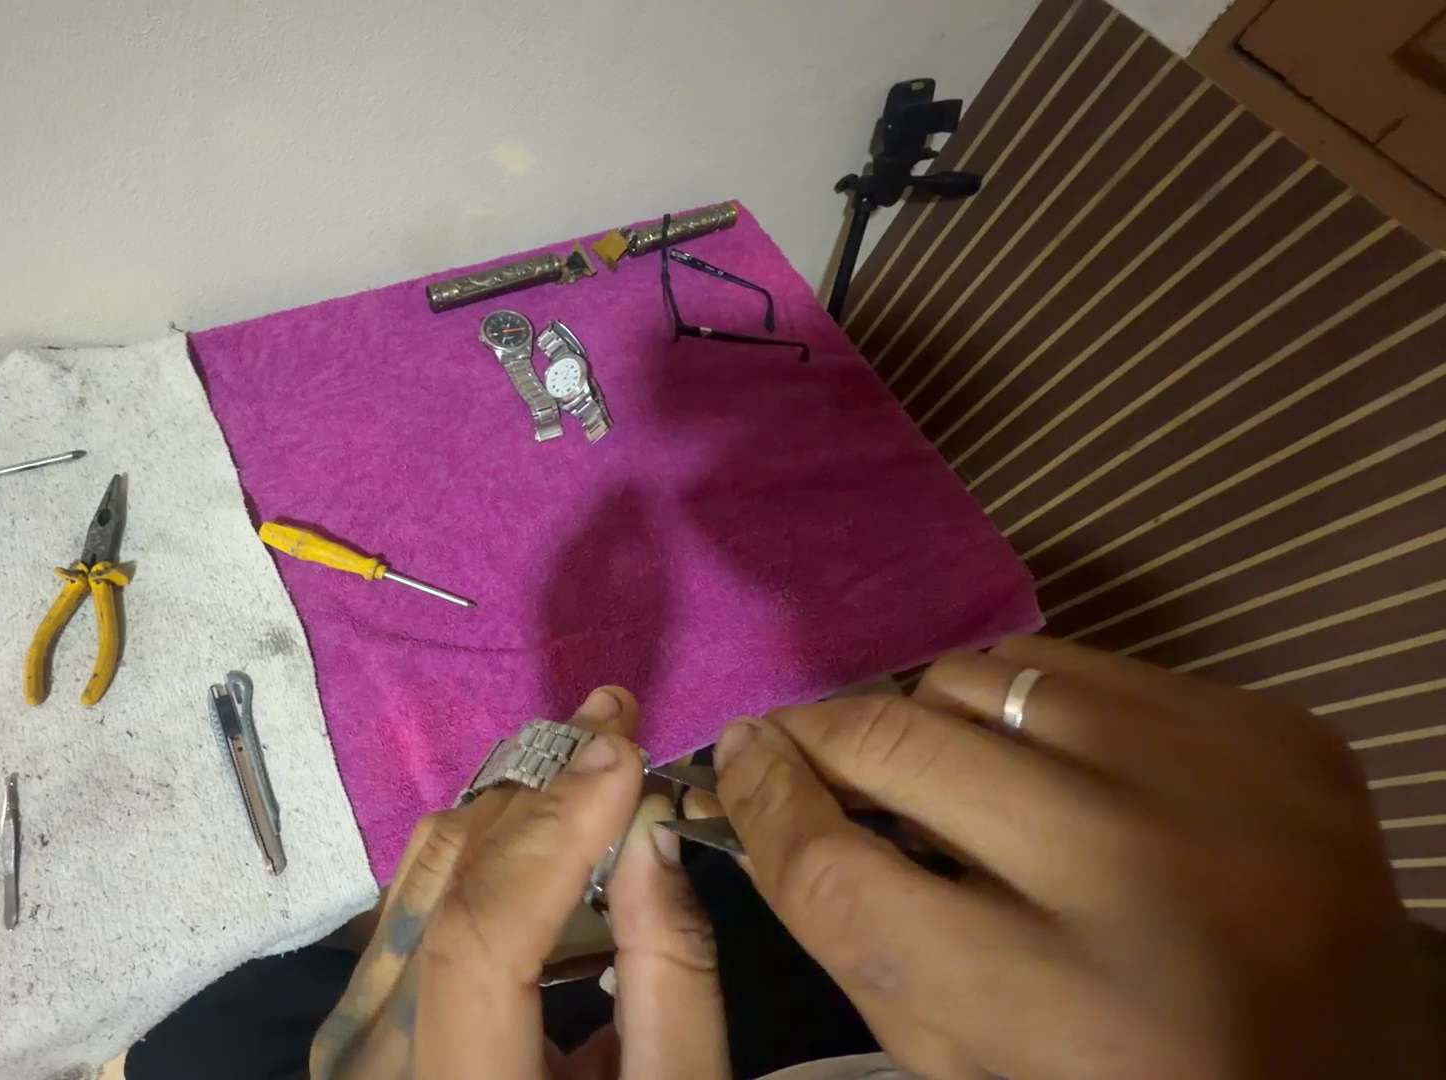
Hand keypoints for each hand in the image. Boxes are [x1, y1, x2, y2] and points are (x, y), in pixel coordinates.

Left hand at [310, 687, 729, 1079]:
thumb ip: (668, 973)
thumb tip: (648, 828)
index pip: (482, 932)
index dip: (555, 830)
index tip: (622, 751)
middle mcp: (379, 1050)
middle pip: (450, 880)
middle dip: (542, 785)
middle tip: (612, 716)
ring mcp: (358, 1023)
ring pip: (429, 869)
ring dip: (517, 796)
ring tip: (585, 745)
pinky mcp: (367, 1002)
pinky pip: (422, 891)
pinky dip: (490, 836)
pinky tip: (544, 808)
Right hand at [710, 635, 1445, 1079]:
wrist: (1346, 1067)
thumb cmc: (1104, 1067)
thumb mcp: (948, 1041)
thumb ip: (833, 910)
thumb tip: (751, 767)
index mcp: (1073, 1021)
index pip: (836, 872)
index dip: (760, 802)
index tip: (735, 760)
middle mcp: (1157, 889)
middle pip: (895, 749)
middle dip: (816, 738)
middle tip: (795, 745)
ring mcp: (1227, 788)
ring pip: (969, 678)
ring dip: (923, 719)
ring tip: (949, 770)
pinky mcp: (1267, 727)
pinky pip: (1054, 658)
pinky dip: (1012, 701)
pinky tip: (1044, 758)